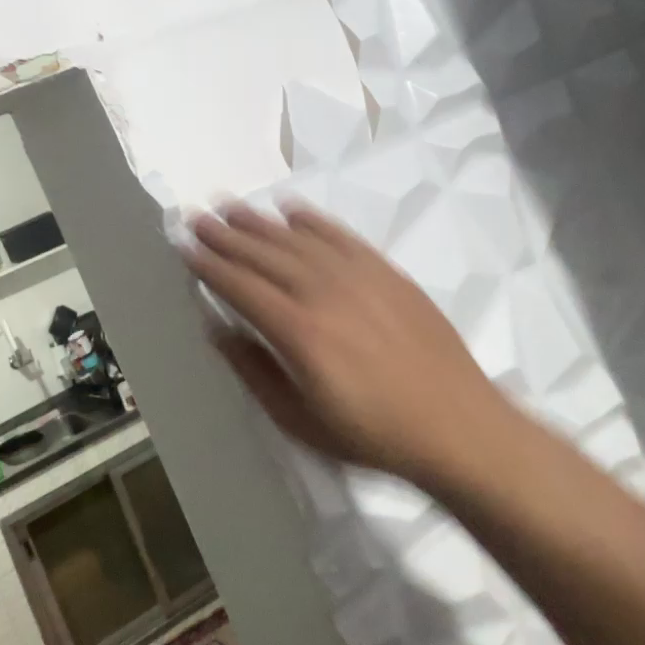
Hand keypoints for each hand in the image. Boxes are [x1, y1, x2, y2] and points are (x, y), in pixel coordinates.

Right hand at [184, 202, 522, 485]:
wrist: (459, 428)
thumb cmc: (371, 435)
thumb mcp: (299, 420)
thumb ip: (254, 371)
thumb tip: (218, 329)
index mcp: (297, 331)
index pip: (239, 286)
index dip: (209, 265)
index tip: (185, 248)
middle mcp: (323, 292)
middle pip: (262, 254)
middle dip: (225, 235)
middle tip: (198, 218)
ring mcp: (359, 277)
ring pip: (297, 240)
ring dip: (259, 222)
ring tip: (232, 209)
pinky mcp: (388, 273)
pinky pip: (340, 236)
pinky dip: (312, 221)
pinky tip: (290, 212)